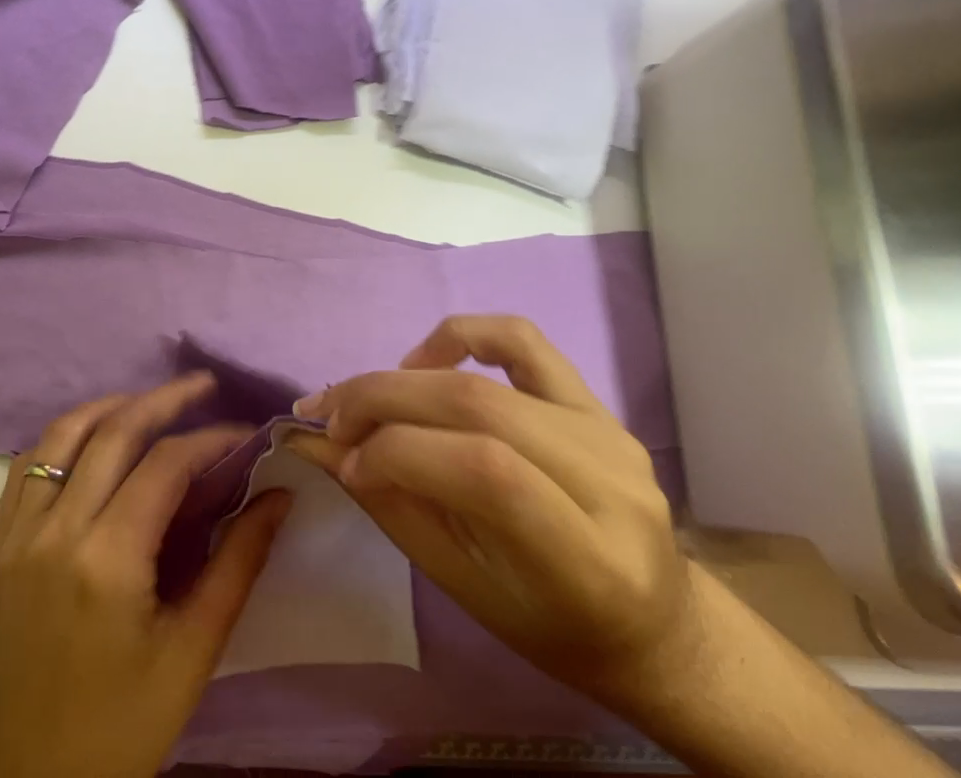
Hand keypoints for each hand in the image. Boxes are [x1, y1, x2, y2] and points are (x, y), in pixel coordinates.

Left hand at [0, 374, 293, 777]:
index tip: (244, 433)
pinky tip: (91, 440)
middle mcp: (55, 529)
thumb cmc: (126, 720)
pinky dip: (61, 439)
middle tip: (203, 385)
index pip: (164, 464)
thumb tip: (278, 496)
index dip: (209, 438)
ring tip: (151, 402)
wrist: (34, 770)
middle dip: (161, 400)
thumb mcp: (196, 649)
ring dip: (108, 408)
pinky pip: (26, 467)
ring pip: (60, 437)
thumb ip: (238, 563)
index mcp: (108, 558)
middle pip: (110, 433)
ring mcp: (18, 533)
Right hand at [288, 314, 693, 700]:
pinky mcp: (600, 406)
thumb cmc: (545, 625)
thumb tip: (314, 442)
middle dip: (380, 401)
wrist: (647, 622)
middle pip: (478, 407)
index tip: (343, 464)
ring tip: (362, 400)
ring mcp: (611, 435)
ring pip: (489, 374)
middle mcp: (609, 484)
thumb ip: (388, 505)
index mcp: (583, 559)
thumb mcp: (458, 584)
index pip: (482, 470)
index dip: (394, 453)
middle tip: (328, 420)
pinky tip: (420, 362)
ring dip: (402, 377)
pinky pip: (524, 342)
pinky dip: (460, 335)